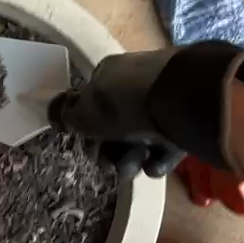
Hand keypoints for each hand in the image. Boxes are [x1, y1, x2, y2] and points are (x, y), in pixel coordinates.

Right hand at [50, 42, 243, 180]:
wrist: (184, 97)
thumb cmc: (125, 104)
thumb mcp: (85, 113)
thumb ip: (66, 116)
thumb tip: (53, 113)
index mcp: (108, 76)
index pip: (91, 106)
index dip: (89, 133)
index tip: (92, 150)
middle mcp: (135, 83)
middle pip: (115, 126)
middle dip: (111, 151)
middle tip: (114, 166)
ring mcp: (164, 97)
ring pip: (141, 136)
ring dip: (133, 157)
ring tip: (137, 166)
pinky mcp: (190, 113)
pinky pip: (169, 140)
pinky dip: (160, 156)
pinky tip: (156, 164)